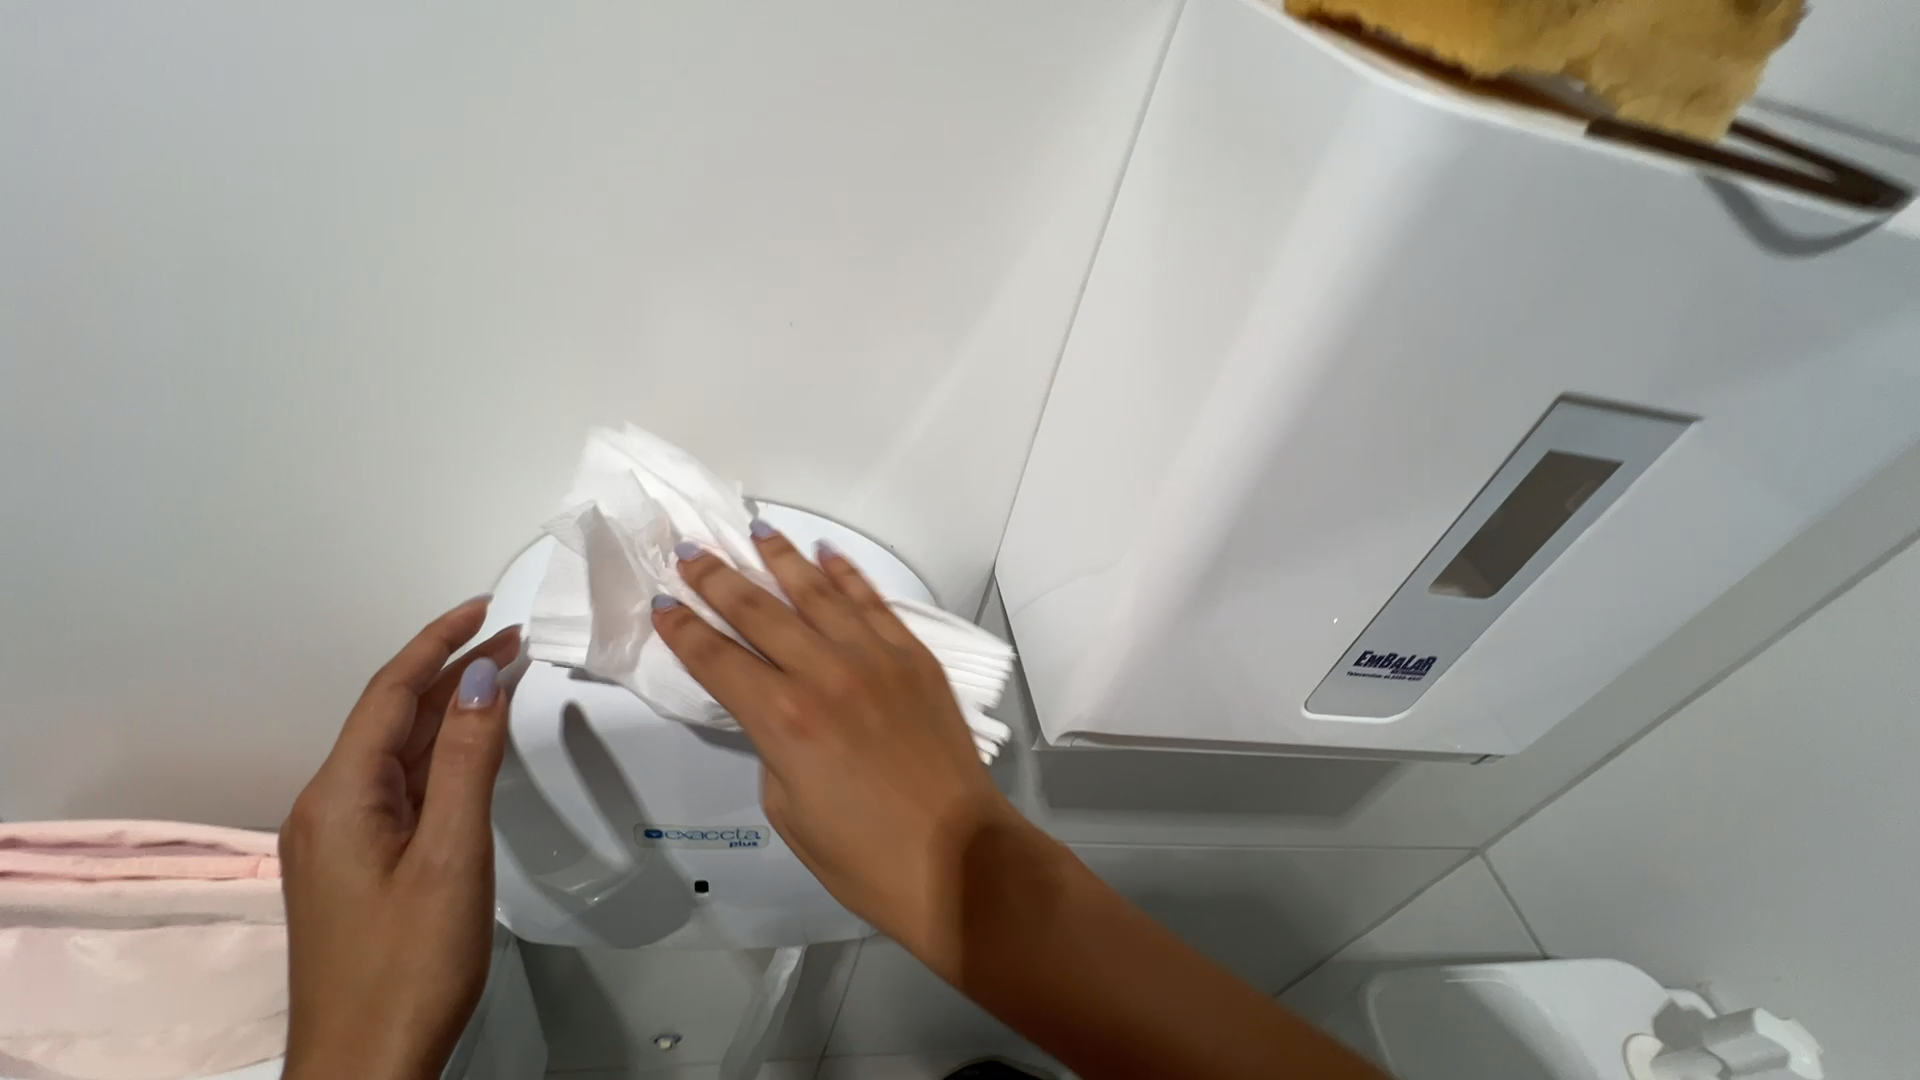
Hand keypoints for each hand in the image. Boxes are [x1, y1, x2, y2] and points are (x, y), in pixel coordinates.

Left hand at [280, 598, 521, 1079]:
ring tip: (503, 672)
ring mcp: (344, 834)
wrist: (367, 1065)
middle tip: (514, 636)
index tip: (486, 607)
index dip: (437, 642)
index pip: (390, 693)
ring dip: (450, 706)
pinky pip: (403, 780)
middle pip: (393, 715)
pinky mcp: (362, 857)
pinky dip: (442, 747)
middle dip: (451, 668)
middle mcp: (331, 805)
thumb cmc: (412, 960)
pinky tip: (471, 741)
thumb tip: (481, 676)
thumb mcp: (451, 850)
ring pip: (399, 747)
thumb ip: (465, 758)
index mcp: (341, 796)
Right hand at [652, 524, 1031, 975]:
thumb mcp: (787, 809)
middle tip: (689, 552)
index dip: (682, 629)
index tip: (660, 601)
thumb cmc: (862, 856)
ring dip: (781, 559)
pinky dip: (848, 574)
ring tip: (754, 531)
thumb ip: (773, 744)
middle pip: (759, 612)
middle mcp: (825, 673)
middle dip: (718, 580)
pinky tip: (826, 554)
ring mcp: (876, 657)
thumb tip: (774, 707)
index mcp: (783, 719)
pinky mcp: (915, 656)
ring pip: (817, 593)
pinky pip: (874, 603)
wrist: (957, 857)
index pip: (717, 660)